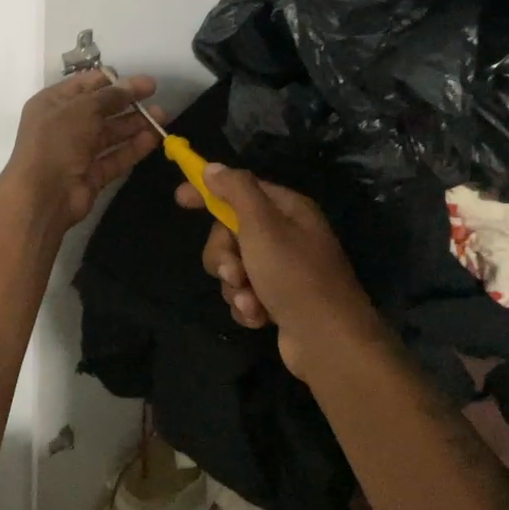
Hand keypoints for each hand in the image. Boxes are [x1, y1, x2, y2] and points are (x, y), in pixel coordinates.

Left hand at [1, 70, 165, 238]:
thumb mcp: (81, 109)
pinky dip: (133, 148)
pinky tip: (154, 138)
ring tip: (163, 116)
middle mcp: (63, 124)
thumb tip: (130, 85)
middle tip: (156, 94)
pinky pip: (114, 157)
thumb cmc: (57, 141)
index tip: (139, 79)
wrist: (43, 195)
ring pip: (110, 133)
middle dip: (128, 101)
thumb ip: (109, 96)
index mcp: (52, 103)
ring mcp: (77, 151)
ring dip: (135, 124)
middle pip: (100, 108)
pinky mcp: (90, 174)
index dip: (111, 80)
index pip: (84, 85)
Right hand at [178, 166, 375, 360]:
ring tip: (249, 301)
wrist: (328, 342)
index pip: (240, 188)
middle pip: (231, 232)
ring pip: (234, 266)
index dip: (208, 191)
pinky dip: (246, 305)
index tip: (180, 199)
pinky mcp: (279, 300)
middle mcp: (286, 235)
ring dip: (235, 285)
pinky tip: (258, 316)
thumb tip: (213, 167)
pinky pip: (244, 293)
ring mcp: (283, 269)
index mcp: (287, 210)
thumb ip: (236, 190)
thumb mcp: (262, 225)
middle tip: (232, 272)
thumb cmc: (294, 276)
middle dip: (224, 255)